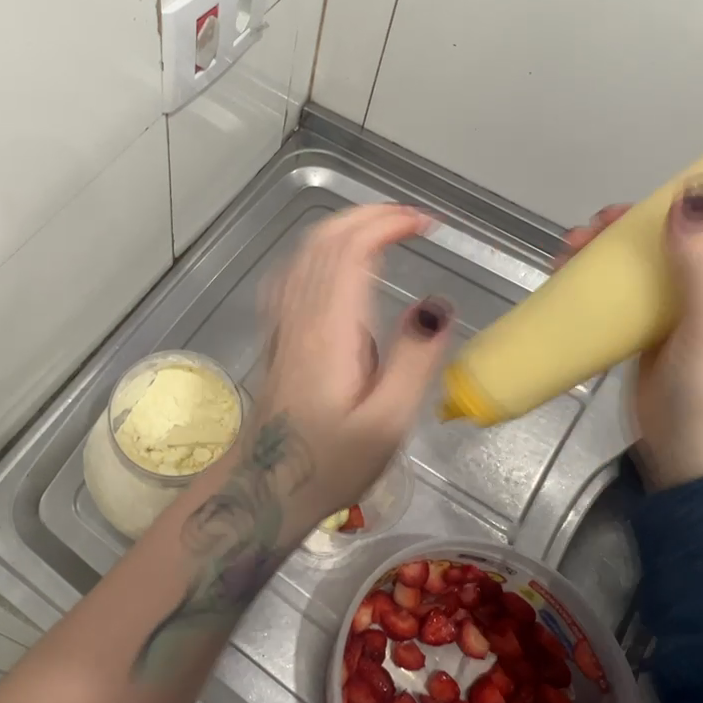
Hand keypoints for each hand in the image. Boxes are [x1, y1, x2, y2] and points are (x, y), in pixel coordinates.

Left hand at [257, 204, 453, 521]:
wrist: (266, 486)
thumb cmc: (331, 461)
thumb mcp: (387, 422)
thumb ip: (414, 359)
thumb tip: (436, 304)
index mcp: (329, 329)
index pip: (350, 250)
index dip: (385, 224)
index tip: (425, 224)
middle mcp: (300, 315)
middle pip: (324, 240)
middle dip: (368, 216)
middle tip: (411, 220)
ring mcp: (282, 323)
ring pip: (305, 253)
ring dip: (344, 229)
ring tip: (385, 230)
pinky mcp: (277, 336)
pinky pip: (293, 274)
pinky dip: (319, 252)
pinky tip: (334, 262)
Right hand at [560, 178, 702, 489]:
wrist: (688, 458)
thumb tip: (690, 193)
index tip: (669, 185)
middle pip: (684, 233)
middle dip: (639, 220)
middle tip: (600, 223)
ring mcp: (686, 307)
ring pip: (647, 258)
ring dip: (608, 245)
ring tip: (570, 247)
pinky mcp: (650, 327)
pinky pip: (623, 288)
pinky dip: (596, 274)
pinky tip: (566, 269)